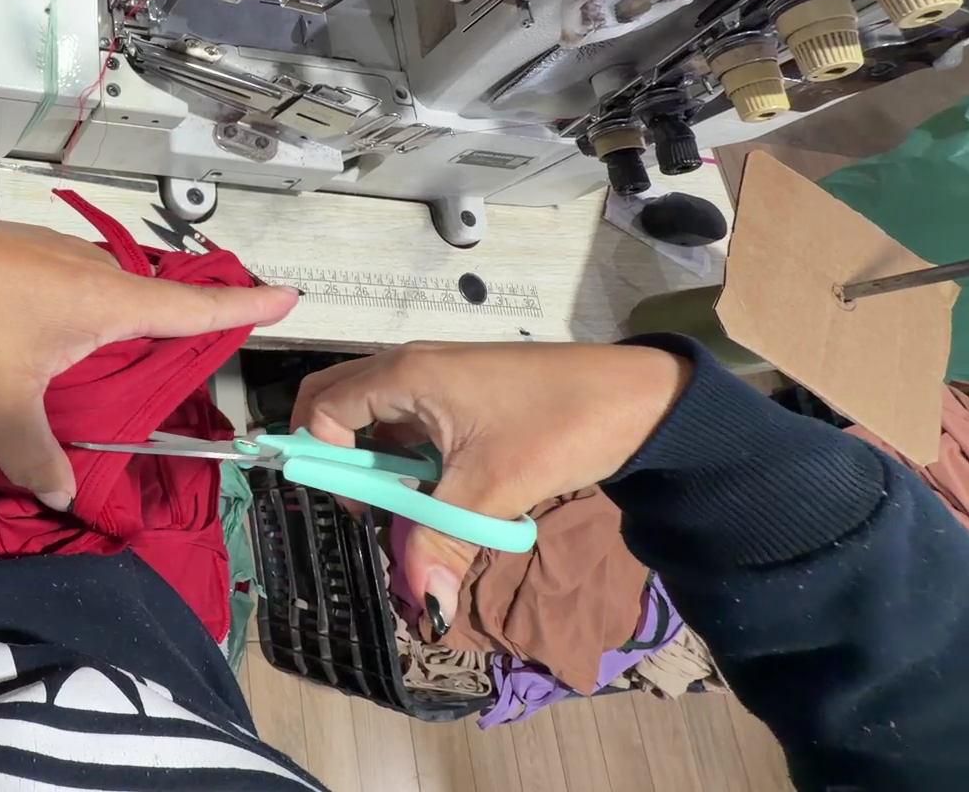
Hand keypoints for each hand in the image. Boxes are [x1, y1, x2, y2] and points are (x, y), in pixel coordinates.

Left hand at [0, 205, 297, 509]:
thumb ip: (37, 458)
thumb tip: (59, 493)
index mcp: (102, 300)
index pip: (191, 308)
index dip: (242, 307)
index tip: (288, 294)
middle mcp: (82, 265)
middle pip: (145, 294)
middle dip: (170, 320)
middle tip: (180, 352)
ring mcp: (42, 248)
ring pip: (99, 282)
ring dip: (112, 313)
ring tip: (102, 351)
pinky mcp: (7, 244)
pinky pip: (61, 275)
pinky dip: (70, 303)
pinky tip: (37, 327)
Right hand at [287, 342, 689, 628]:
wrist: (645, 395)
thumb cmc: (560, 426)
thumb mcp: (496, 487)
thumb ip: (446, 538)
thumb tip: (424, 604)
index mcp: (401, 376)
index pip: (323, 409)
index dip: (324, 457)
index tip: (361, 501)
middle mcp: (403, 365)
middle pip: (330, 395)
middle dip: (327, 446)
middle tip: (355, 492)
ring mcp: (427, 371)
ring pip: (364, 404)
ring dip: (365, 449)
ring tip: (397, 492)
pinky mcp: (451, 384)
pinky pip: (398, 410)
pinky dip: (396, 445)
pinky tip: (430, 477)